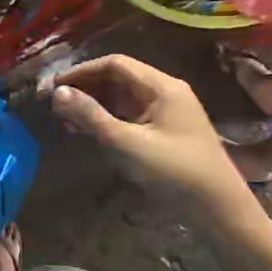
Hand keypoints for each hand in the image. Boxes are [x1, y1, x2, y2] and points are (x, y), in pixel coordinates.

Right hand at [49, 55, 249, 205]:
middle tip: (55, 105)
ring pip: (122, 98)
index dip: (81, 72)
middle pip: (118, 79)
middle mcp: (165, 91)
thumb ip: (91, 115)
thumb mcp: (125, 142)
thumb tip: (58, 93)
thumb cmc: (172, 170)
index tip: (54, 87)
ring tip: (65, 120)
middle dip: (85, 89)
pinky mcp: (165, 131)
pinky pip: (130, 115)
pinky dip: (107, 119)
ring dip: (94, 105)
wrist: (217, 206)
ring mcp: (166, 112)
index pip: (114, 64)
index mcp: (161, 86)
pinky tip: (88, 132)